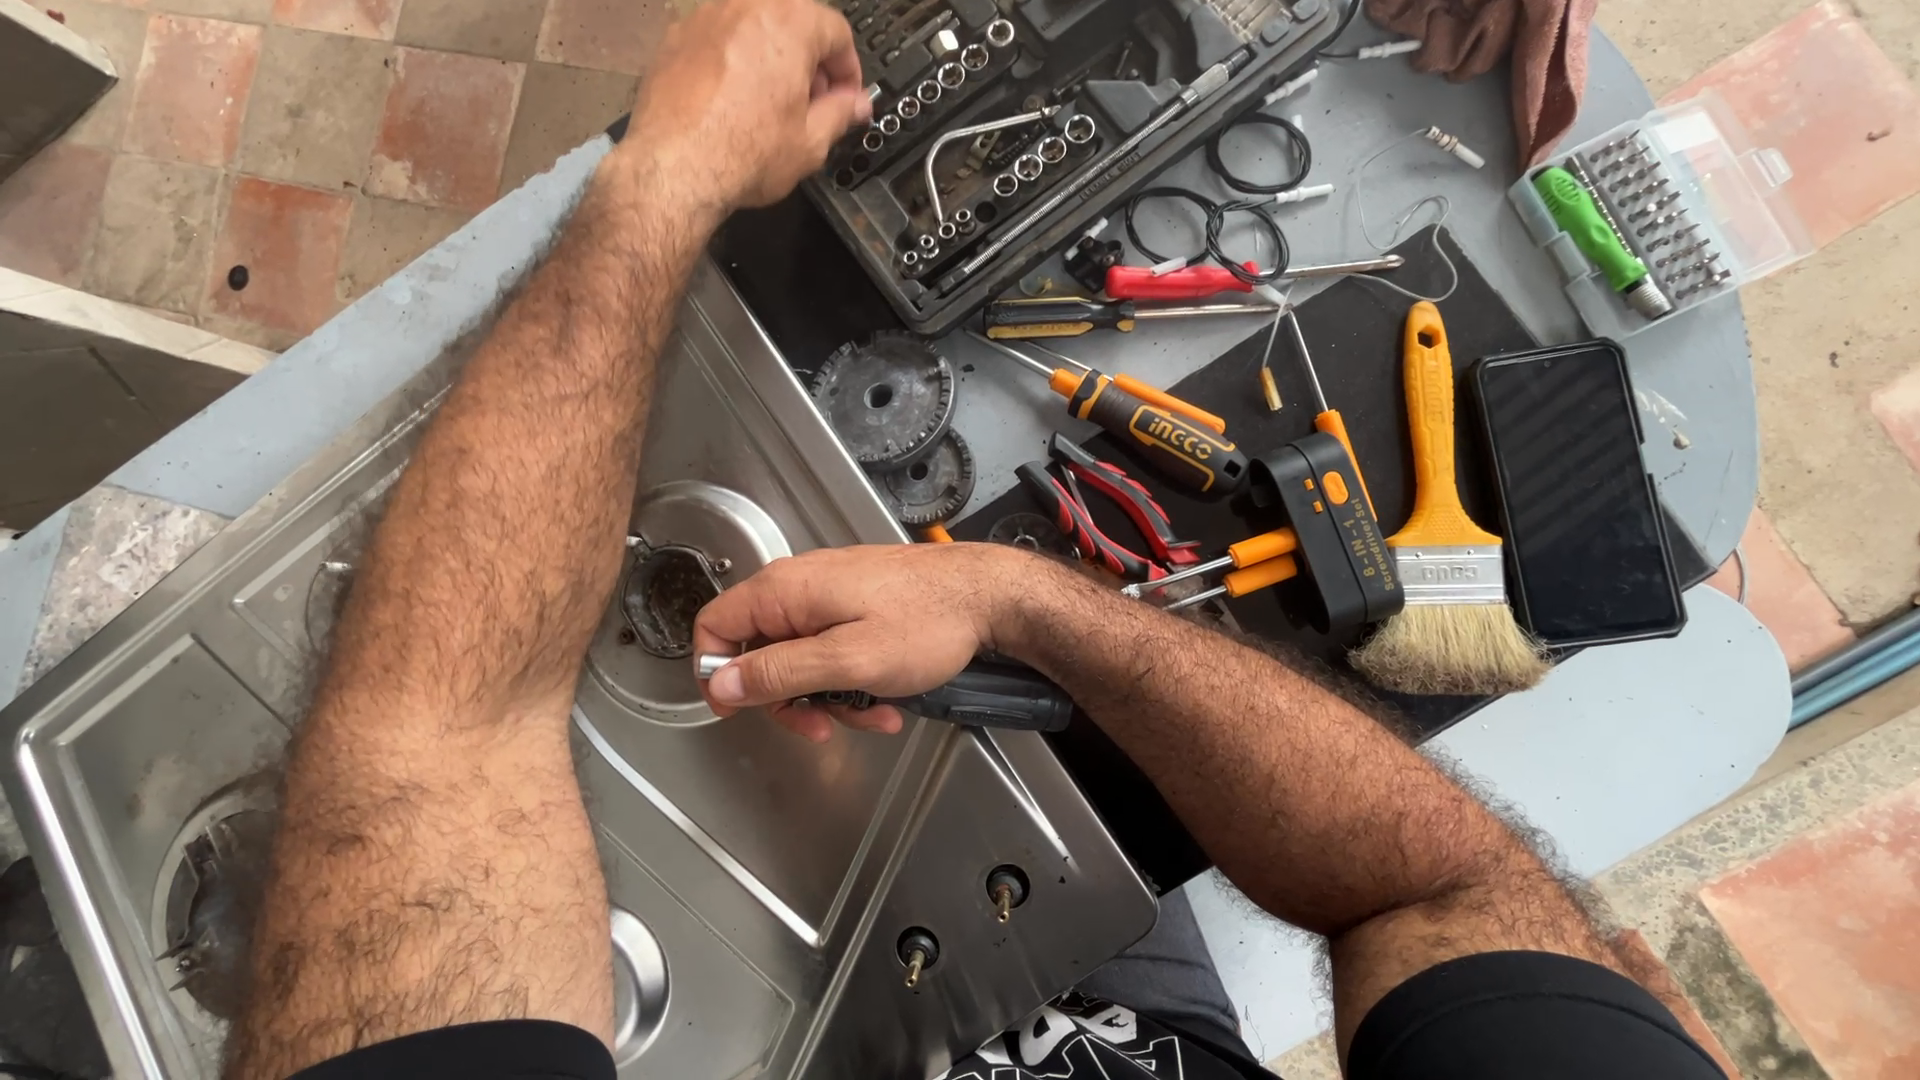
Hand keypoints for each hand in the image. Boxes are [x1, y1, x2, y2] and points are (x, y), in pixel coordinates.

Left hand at [618, 0, 870, 215]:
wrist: (677, 167)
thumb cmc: (740, 154)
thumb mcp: (810, 143)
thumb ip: (840, 114)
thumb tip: (854, 104)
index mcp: (789, 24)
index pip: (837, 30)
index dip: (849, 68)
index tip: (847, 96)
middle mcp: (746, 7)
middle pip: (795, 21)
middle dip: (811, 60)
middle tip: (814, 102)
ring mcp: (707, 17)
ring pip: (755, 28)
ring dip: (773, 58)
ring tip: (774, 105)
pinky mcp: (678, 36)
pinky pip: (721, 40)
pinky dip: (736, 62)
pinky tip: (737, 102)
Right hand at [692, 544, 1041, 741]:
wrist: (987, 596)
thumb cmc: (925, 623)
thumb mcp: (847, 659)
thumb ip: (779, 671)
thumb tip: (720, 683)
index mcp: (786, 590)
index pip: (715, 624)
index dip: (717, 672)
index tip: (741, 711)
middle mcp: (801, 586)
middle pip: (760, 650)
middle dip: (790, 697)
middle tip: (823, 726)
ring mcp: (831, 595)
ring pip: (803, 658)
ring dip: (831, 696)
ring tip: (875, 713)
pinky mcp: (857, 606)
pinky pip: (834, 650)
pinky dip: (853, 679)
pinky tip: (887, 699)